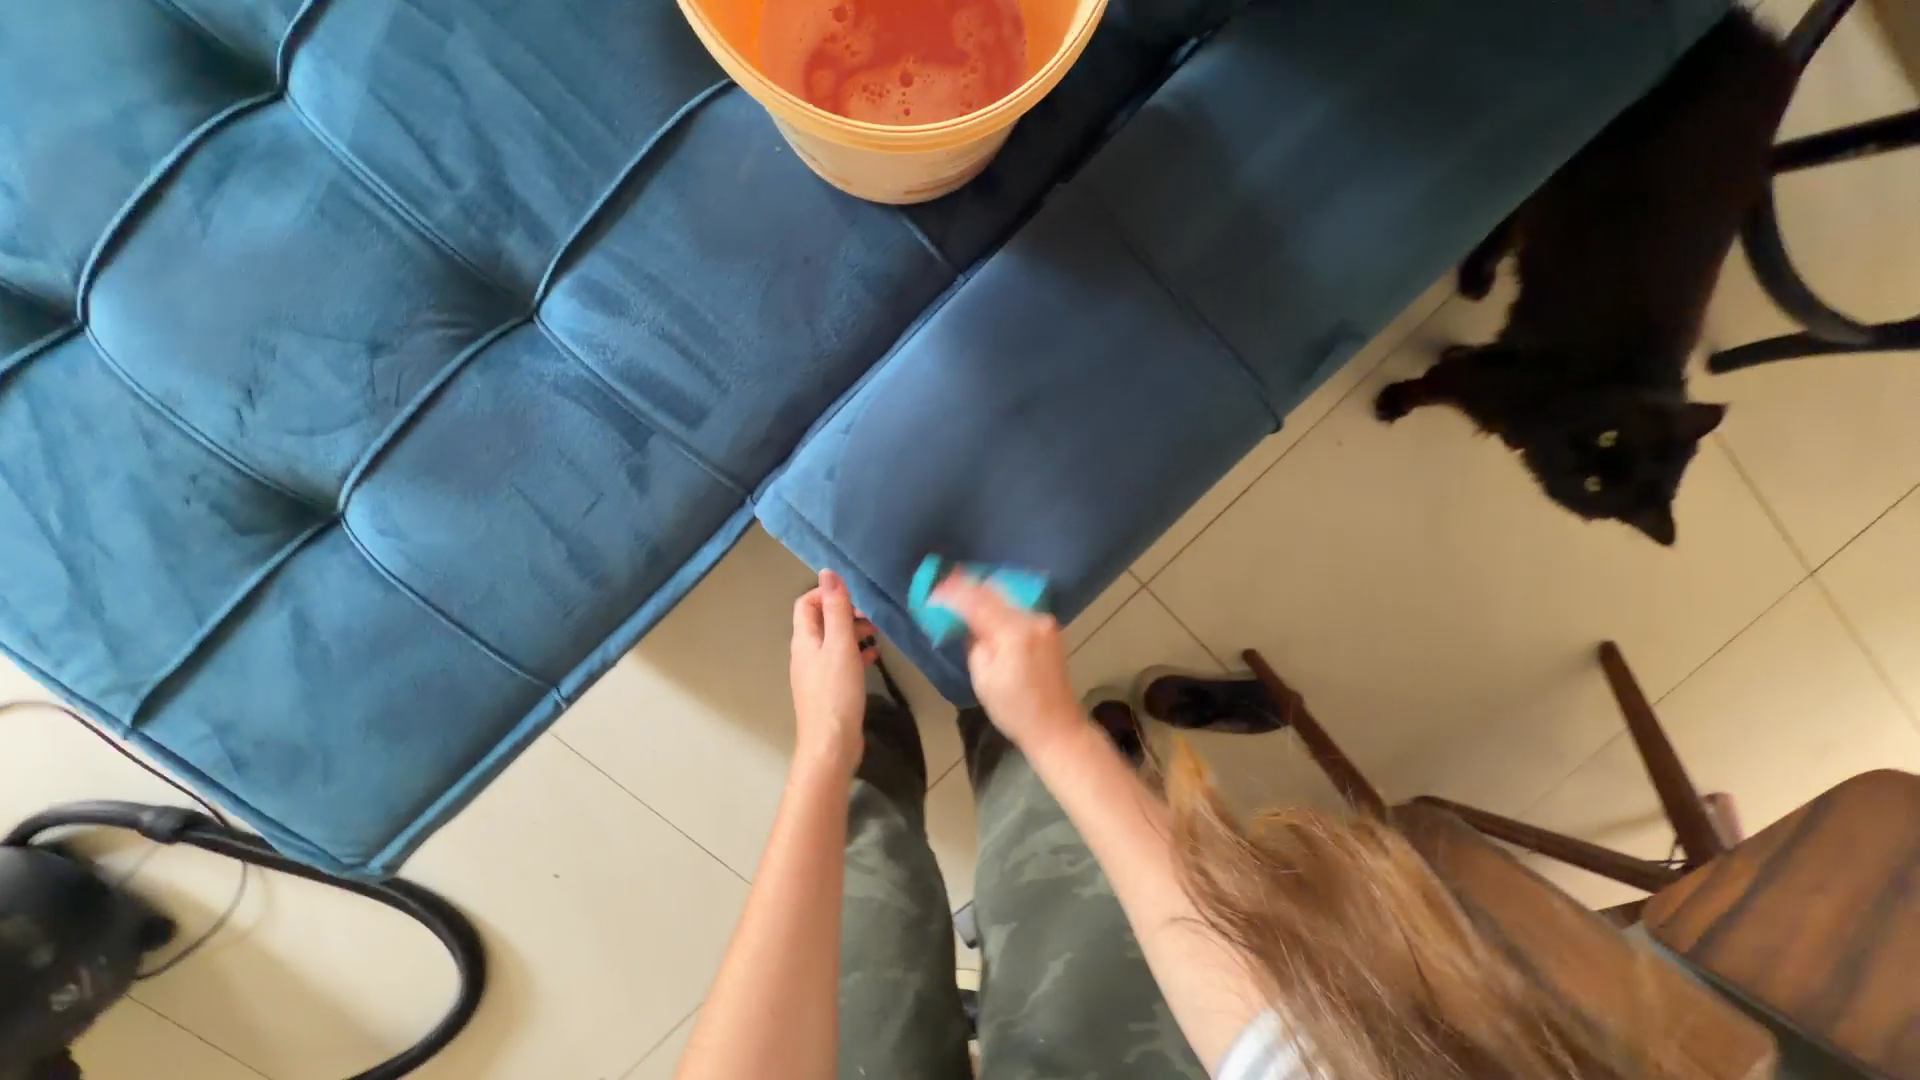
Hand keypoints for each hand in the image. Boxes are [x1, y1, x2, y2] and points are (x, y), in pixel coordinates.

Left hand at [789, 570, 878, 776]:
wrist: (832, 744)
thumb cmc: (836, 692)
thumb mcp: (840, 645)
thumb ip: (836, 609)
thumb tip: (827, 573)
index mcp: (804, 640)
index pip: (807, 604)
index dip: (827, 594)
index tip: (854, 598)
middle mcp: (806, 654)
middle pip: (821, 622)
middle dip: (845, 613)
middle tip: (871, 618)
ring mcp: (816, 673)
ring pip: (834, 642)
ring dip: (853, 633)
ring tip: (876, 635)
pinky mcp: (829, 689)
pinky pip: (841, 662)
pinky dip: (856, 654)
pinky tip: (874, 657)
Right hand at [931, 578, 1082, 753]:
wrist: (1057, 727)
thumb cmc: (1015, 710)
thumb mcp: (983, 679)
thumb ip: (975, 644)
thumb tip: (970, 625)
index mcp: (1014, 633)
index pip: (978, 602)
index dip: (954, 595)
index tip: (934, 594)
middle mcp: (1032, 619)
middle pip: (995, 592)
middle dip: (968, 587)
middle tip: (945, 586)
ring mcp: (1044, 623)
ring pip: (1008, 597)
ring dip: (984, 593)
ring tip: (961, 592)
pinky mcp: (1049, 629)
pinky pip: (1018, 608)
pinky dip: (1000, 604)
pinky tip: (985, 606)